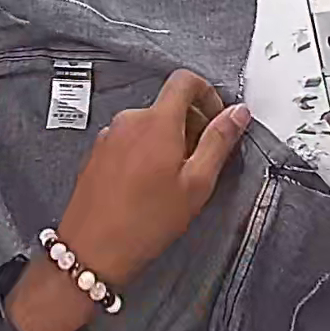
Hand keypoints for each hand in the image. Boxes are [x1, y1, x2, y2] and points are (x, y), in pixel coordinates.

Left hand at [7, 70, 250, 330]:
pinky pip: (130, 139)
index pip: (185, 81)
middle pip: (169, 104)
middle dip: (192, 124)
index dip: (208, 93)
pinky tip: (149, 185)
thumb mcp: (196, 183)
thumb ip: (219, 141)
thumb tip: (237, 114)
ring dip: (169, 140)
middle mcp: (129, 120)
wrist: (92, 249)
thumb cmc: (144, 222)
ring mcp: (110, 135)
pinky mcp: (98, 152)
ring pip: (150, 123)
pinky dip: (147, 151)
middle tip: (201, 159)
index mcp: (157, 122)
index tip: (217, 117)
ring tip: (174, 180)